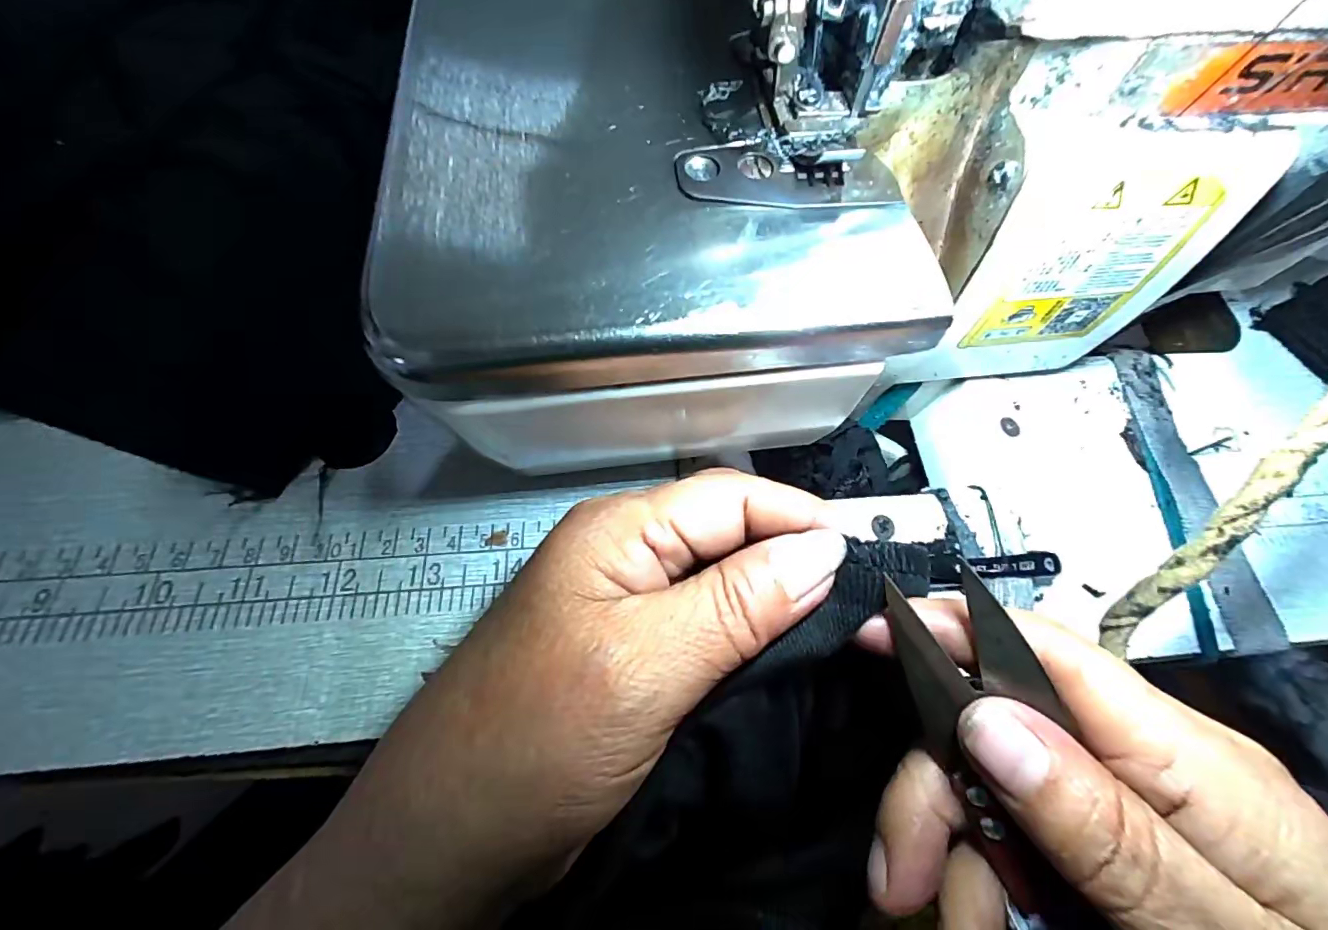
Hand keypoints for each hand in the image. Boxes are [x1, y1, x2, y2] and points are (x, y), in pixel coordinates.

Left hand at [233, 470, 849, 928]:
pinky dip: (748, 639)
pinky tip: (788, 661)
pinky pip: (704, 630)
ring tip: (845, 632)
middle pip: (725, 535)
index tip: (871, 560)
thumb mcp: (643, 662)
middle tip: (869, 604)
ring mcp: (626, 608)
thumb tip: (821, 549)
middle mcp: (622, 556)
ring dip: (776, 601)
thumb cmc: (537, 735)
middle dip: (794, 558)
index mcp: (617, 532)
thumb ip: (734, 603)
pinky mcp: (631, 656)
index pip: (727, 498)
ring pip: (719, 584)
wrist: (457, 828)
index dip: (798, 519)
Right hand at [862, 598, 1327, 929]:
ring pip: (987, 782)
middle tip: (899, 878)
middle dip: (931, 788)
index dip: (952, 626)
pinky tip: (988, 913)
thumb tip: (985, 715)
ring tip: (950, 917)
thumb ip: (1113, 829)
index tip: (874, 633)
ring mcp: (1123, 805)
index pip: (1046, 648)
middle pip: (993, 728)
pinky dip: (984, 873)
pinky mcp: (1108, 845)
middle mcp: (1145, 762)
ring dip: (950, 845)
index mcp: (1189, 760)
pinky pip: (1016, 831)